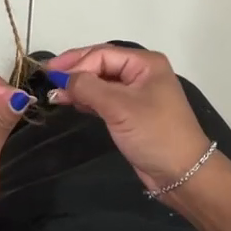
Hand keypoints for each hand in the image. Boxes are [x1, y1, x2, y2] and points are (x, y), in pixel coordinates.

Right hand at [47, 45, 211, 191]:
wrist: (183, 175)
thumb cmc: (155, 134)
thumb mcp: (119, 107)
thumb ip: (87, 87)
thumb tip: (59, 80)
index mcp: (145, 63)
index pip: (101, 54)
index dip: (74, 63)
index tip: (49, 75)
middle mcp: (141, 73)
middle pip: (100, 64)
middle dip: (74, 72)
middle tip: (46, 79)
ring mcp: (136, 93)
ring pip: (100, 81)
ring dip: (78, 86)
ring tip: (54, 94)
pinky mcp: (131, 113)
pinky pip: (103, 98)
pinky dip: (86, 99)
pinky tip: (70, 102)